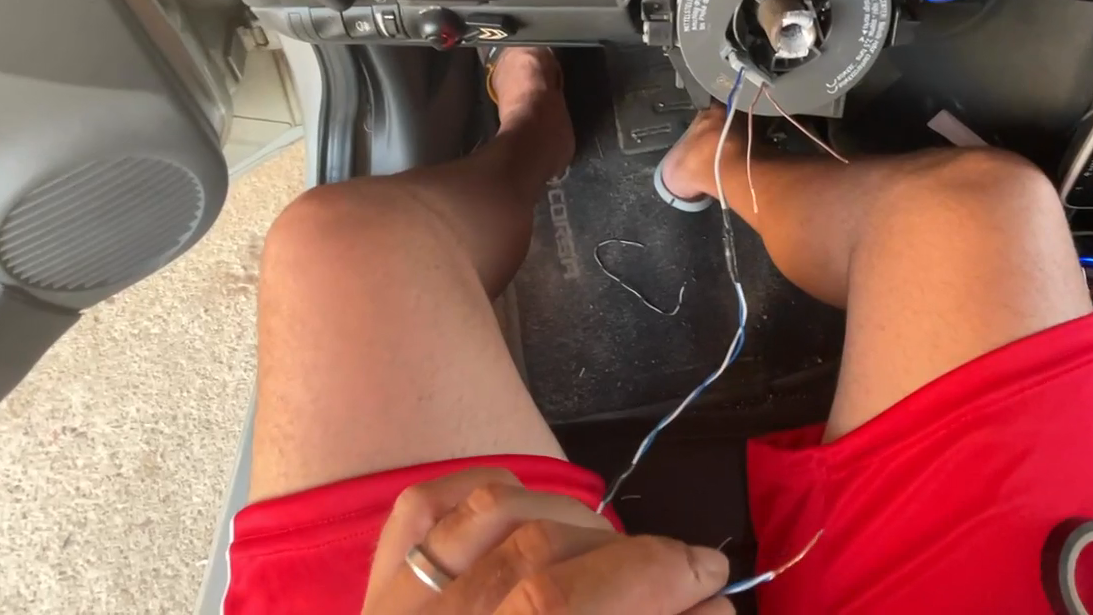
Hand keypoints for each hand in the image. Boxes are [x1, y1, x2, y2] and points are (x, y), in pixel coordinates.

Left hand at [363, 468, 733, 614]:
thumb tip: (711, 608)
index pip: (557, 606)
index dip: (649, 579)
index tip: (715, 584)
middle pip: (538, 557)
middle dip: (634, 558)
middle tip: (688, 572)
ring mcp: (392, 607)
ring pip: (492, 513)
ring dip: (574, 517)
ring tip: (616, 548)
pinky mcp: (377, 584)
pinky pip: (426, 507)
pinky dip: (486, 490)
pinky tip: (527, 506)